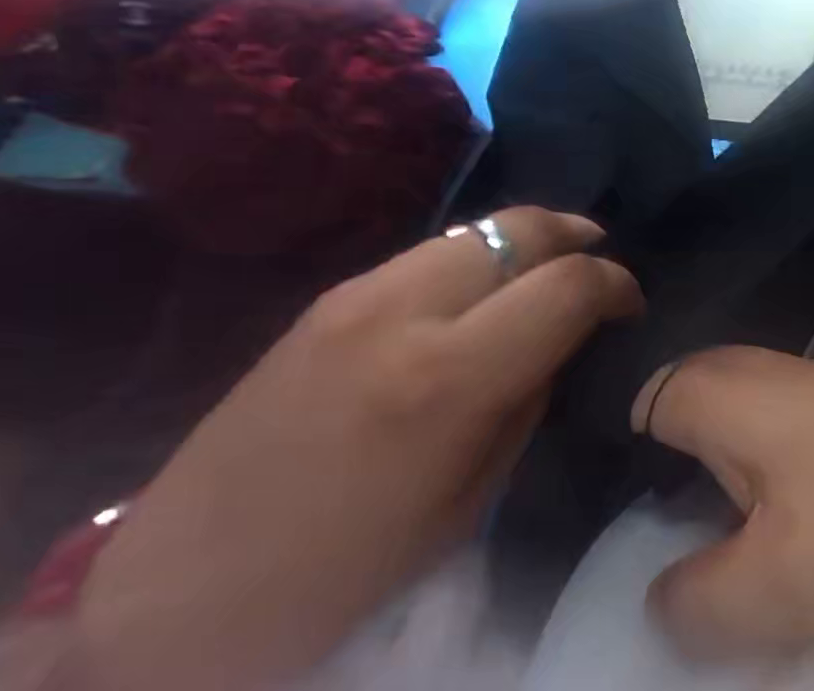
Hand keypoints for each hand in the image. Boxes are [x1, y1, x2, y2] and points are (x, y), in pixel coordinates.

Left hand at [73, 208, 642, 690]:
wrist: (183, 587)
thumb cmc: (349, 567)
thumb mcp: (473, 495)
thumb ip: (528, 397)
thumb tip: (566, 338)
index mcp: (448, 376)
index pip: (566, 286)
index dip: (615, 285)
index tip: (630, 304)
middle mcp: (404, 309)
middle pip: (520, 227)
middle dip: (576, 237)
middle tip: (602, 264)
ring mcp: (357, 293)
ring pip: (475, 229)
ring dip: (527, 240)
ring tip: (552, 268)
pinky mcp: (329, 296)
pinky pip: (430, 255)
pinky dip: (478, 259)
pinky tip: (485, 292)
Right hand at [633, 345, 813, 657]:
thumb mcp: (770, 584)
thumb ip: (691, 604)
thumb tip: (661, 598)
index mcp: (703, 391)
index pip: (621, 422)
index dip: (616, 483)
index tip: (633, 543)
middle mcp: (730, 368)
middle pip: (662, 432)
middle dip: (658, 492)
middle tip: (673, 554)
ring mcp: (773, 379)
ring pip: (708, 438)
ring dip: (706, 493)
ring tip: (718, 546)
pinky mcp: (809, 400)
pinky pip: (748, 439)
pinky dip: (745, 481)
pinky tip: (769, 520)